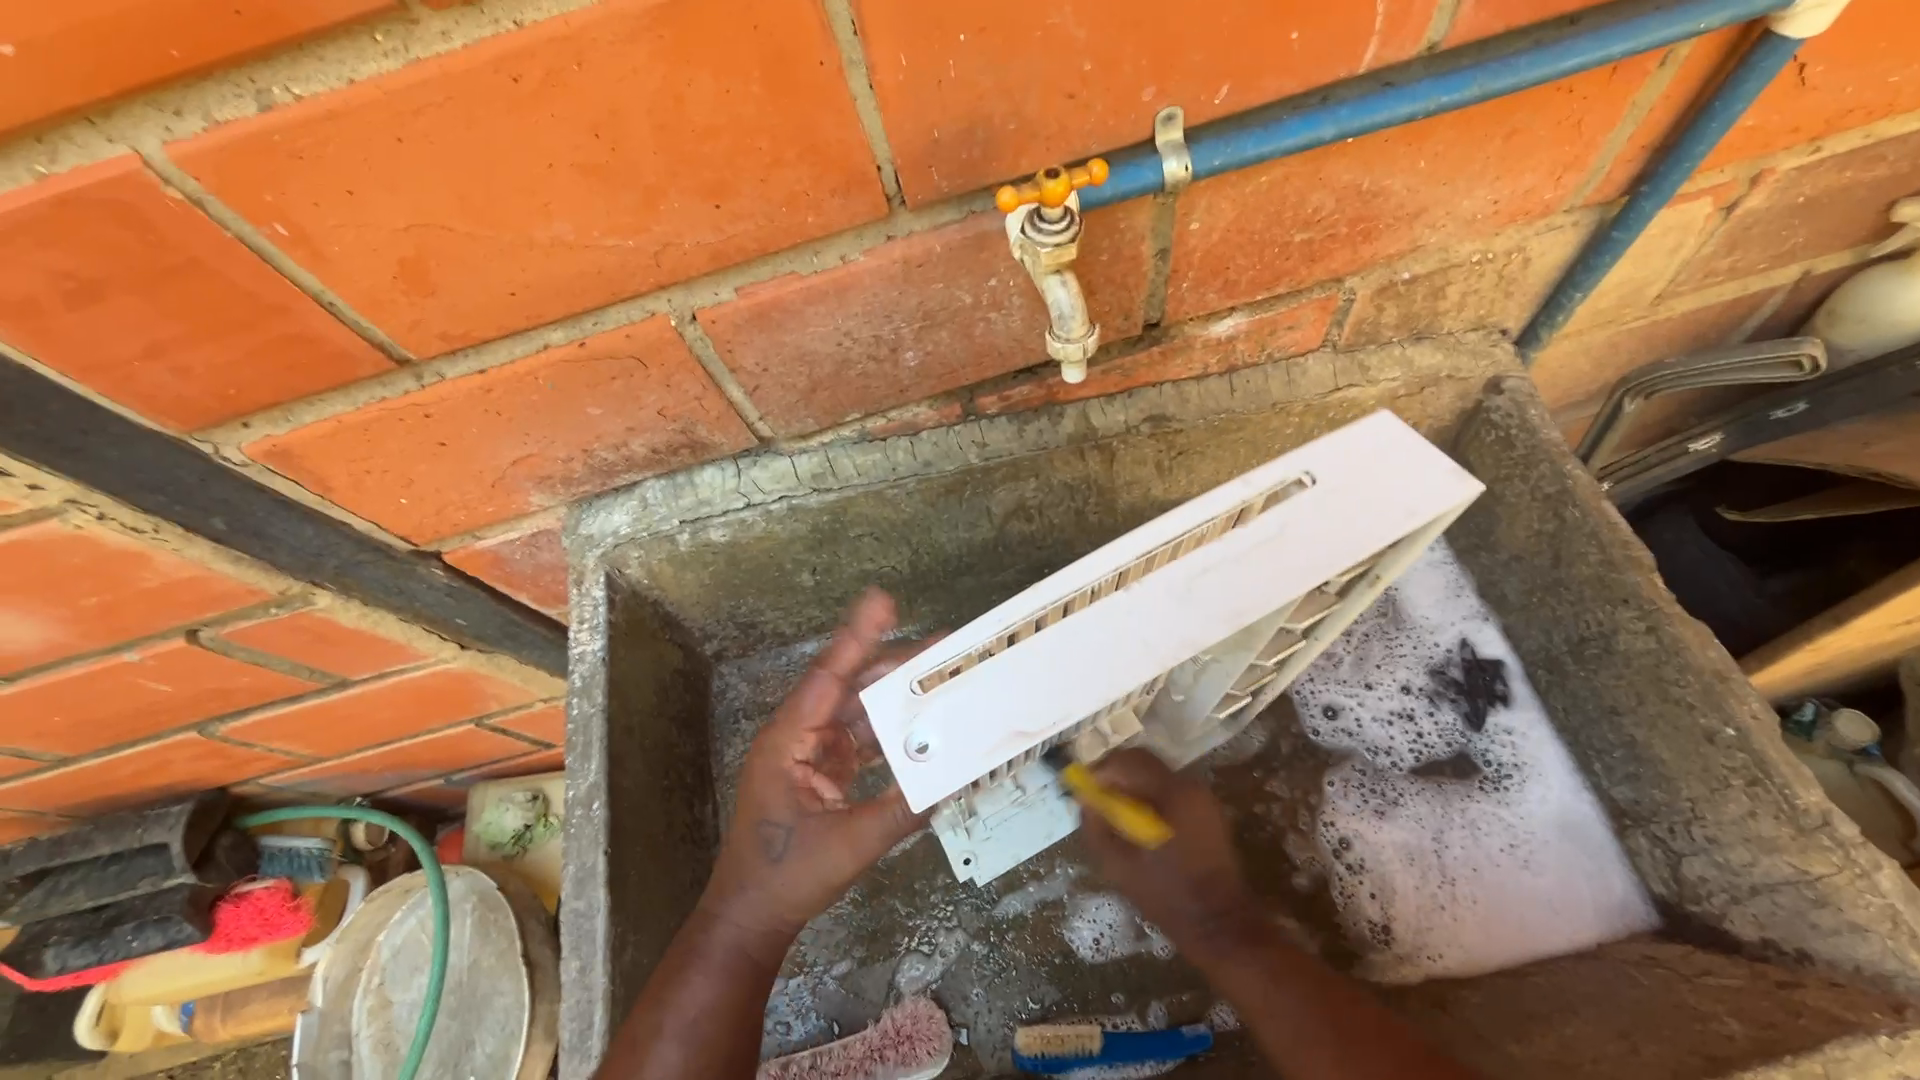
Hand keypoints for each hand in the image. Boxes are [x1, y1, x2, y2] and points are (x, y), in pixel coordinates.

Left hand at [700, 588, 929, 945]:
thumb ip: (901, 812)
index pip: (829, 677)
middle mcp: (798, 737)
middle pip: (850, 688)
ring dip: (896, 700)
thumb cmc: (785, 877)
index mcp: (789, 741)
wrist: (750, 918)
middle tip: (943, 646)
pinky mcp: (822, 775)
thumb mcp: (849, 846)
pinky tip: (923, 729)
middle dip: (894, 666)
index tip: (883, 600)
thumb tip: (952, 783)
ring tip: (941, 680)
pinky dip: (891, 735)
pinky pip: (861, 743)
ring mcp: (810, 756)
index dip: (857, 637)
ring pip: (858, 714)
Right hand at [1077, 749, 1265, 961]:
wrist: (1220, 924)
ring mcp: (1203, 797)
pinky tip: (1141, 825)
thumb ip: (1095, 826)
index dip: (1100, 769)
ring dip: (1132, 786)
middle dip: (1115, 775)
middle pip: (1143, 761)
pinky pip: (1170, 790)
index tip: (1085, 788)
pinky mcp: (1207, 811)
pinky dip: (1150, 797)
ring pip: (1156, 774)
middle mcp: (1190, 786)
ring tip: (1116, 814)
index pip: (1127, 760)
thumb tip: (1084, 798)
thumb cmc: (1166, 897)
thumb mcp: (1118, 866)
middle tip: (1097, 798)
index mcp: (1171, 795)